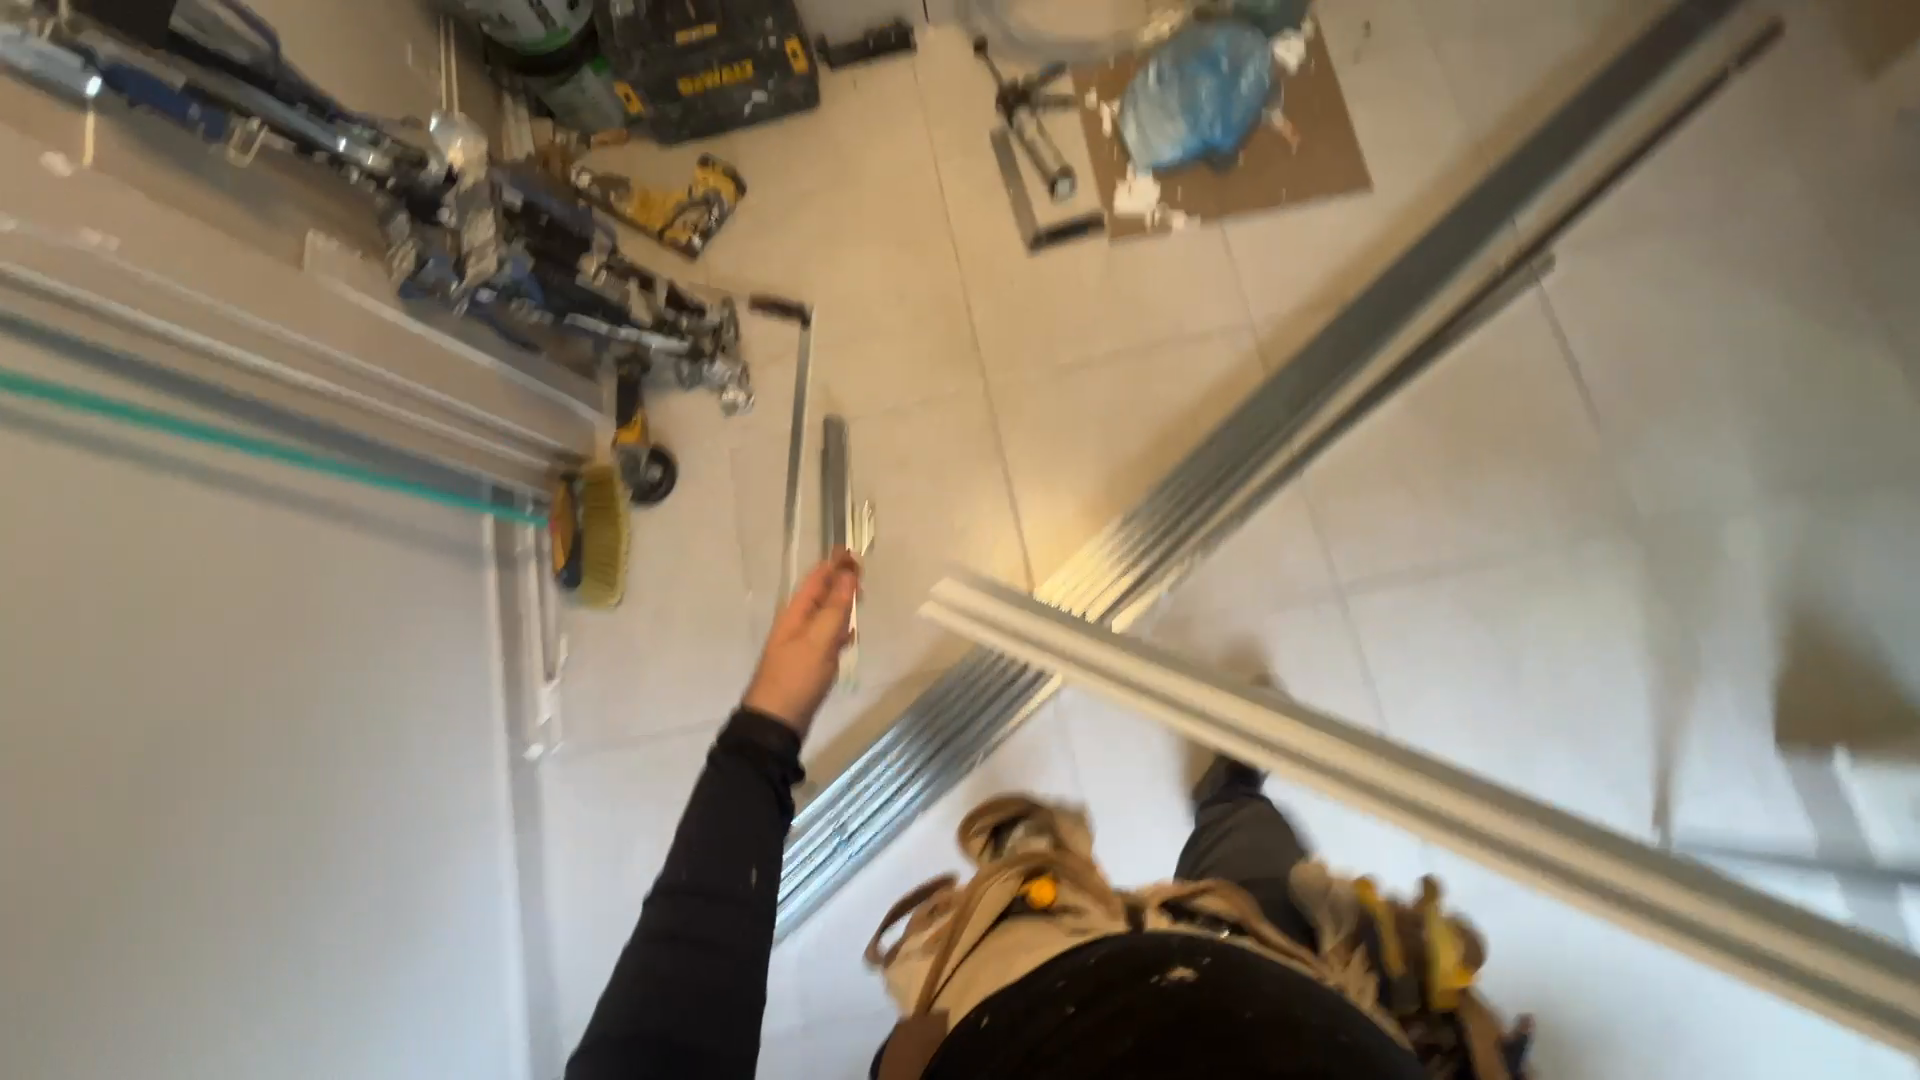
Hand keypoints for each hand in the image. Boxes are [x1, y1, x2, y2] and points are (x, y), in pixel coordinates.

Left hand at [742, 549, 861, 736]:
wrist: (776, 721)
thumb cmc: (796, 678)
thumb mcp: (818, 640)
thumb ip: (835, 608)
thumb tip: (848, 575)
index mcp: (796, 613)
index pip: (817, 578)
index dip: (834, 564)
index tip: (853, 552)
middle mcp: (798, 623)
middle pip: (820, 594)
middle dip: (839, 580)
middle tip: (862, 574)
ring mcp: (802, 643)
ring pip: (825, 614)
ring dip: (841, 603)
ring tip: (859, 597)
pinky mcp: (808, 662)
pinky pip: (826, 636)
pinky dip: (839, 629)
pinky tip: (850, 634)